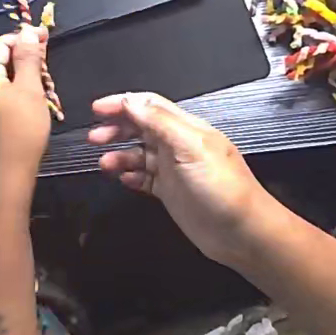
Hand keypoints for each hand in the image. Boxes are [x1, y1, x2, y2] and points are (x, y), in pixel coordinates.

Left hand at [0, 26, 52, 183]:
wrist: (6, 176)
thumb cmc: (22, 131)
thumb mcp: (31, 91)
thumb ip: (28, 58)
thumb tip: (28, 30)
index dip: (22, 37)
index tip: (46, 39)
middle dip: (11, 49)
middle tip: (36, 56)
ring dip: (10, 67)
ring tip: (35, 76)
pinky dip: (6, 83)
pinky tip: (25, 95)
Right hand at [88, 93, 287, 267]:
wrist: (241, 233)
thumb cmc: (221, 188)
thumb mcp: (190, 147)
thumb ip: (159, 122)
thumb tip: (130, 102)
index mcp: (186, 127)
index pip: (150, 105)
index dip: (123, 103)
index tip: (97, 109)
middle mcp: (178, 144)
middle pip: (141, 126)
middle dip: (116, 128)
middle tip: (94, 137)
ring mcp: (174, 168)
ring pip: (139, 153)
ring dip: (119, 154)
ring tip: (104, 164)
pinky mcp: (171, 191)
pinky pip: (144, 177)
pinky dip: (130, 175)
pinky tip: (122, 179)